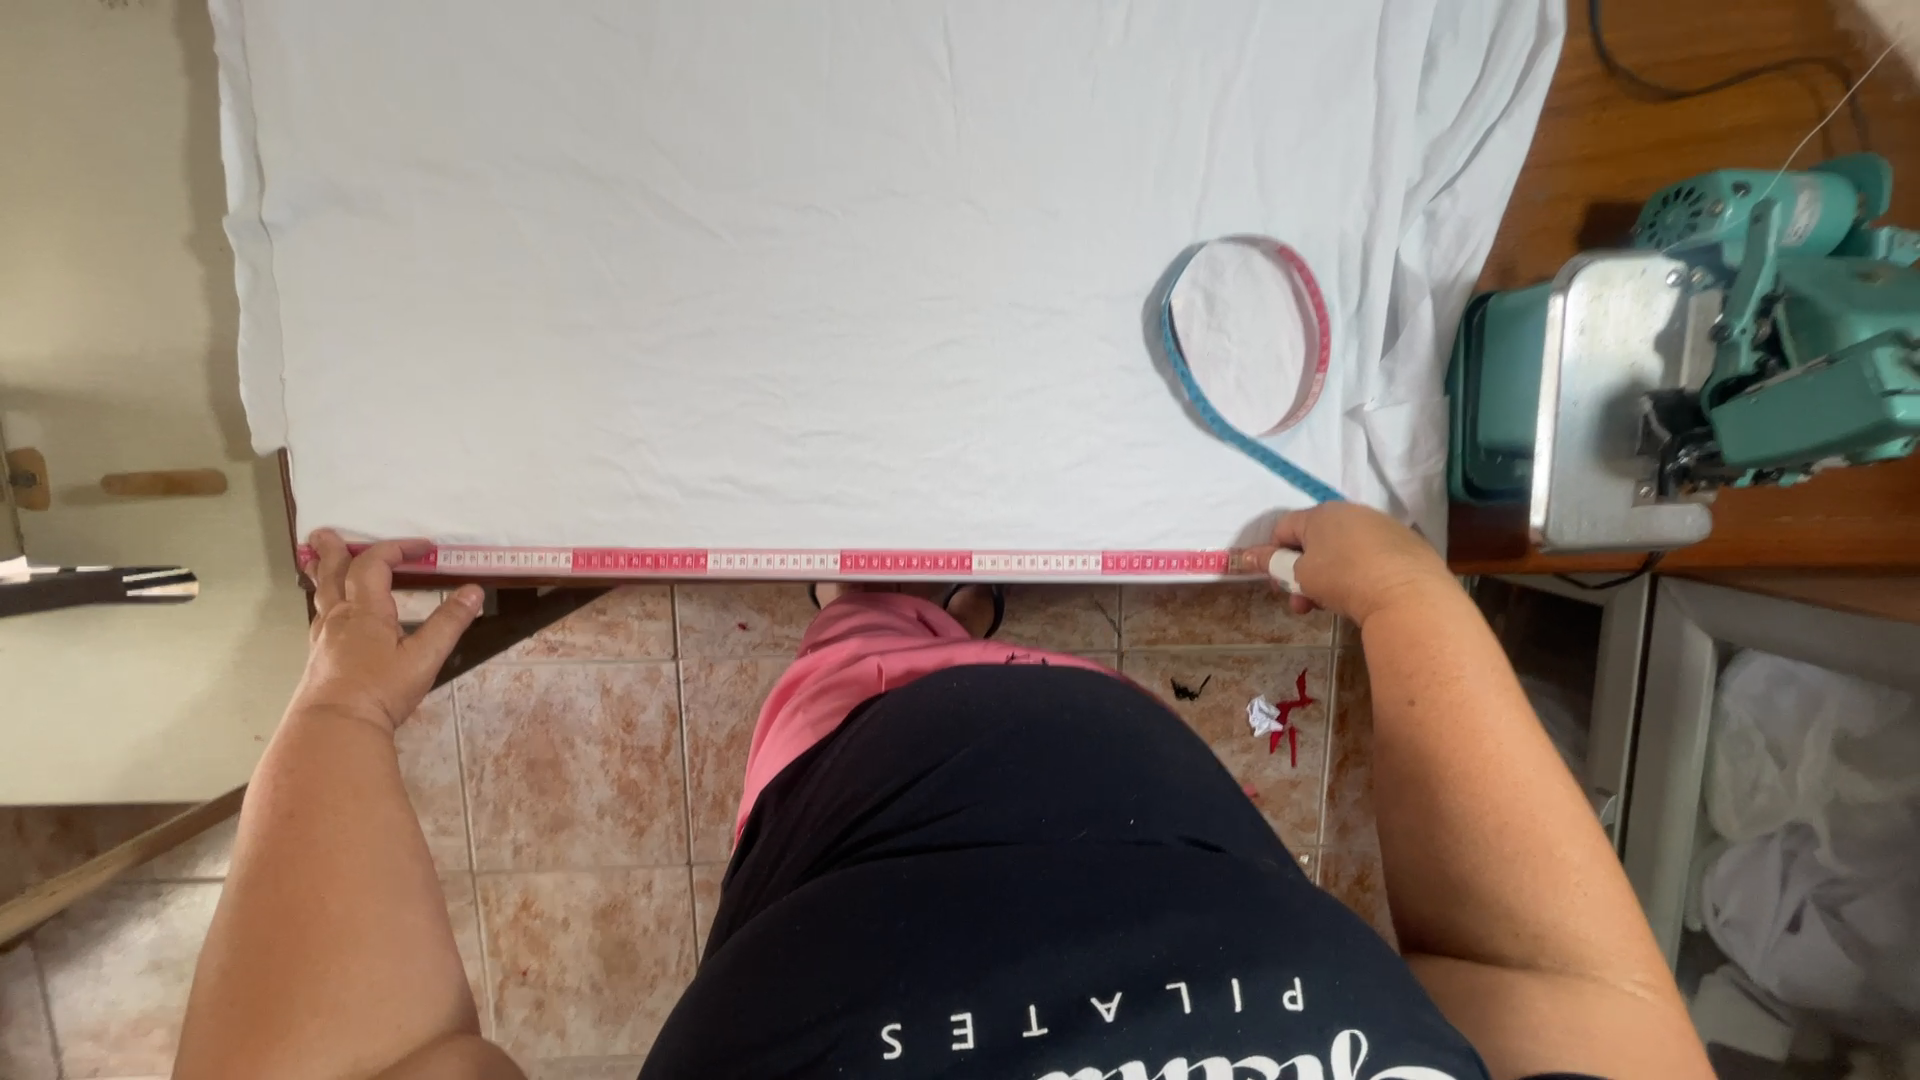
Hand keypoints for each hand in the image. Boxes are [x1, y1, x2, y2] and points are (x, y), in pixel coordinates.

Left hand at [291, 530, 483, 732]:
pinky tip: (334, 612)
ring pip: (322, 595)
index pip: (376, 565)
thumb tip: (474, 590)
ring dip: (324, 573)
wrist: (334, 727)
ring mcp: (325, 637)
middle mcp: (340, 618)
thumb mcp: (425, 656)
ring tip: (319, 561)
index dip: (398, 549)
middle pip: (333, 575)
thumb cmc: (381, 689)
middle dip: (334, 551)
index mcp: (366, 611)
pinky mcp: (320, 656)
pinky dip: (327, 600)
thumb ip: (449, 622)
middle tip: (325, 533)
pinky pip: (321, 616)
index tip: (425, 548)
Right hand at [1243, 503, 1456, 625]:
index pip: (1283, 528)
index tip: (1278, 584)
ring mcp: (1384, 527)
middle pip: (1314, 542)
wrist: (1409, 595)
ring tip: (1332, 606)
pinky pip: (1370, 558)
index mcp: (1322, 513)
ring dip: (1327, 577)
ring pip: (1342, 551)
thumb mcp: (1299, 575)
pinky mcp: (1408, 546)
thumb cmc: (1343, 579)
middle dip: (1301, 574)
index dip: (1273, 556)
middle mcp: (1352, 512)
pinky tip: (1363, 598)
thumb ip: (1272, 564)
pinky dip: (1358, 575)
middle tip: (1302, 603)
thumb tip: (1247, 555)